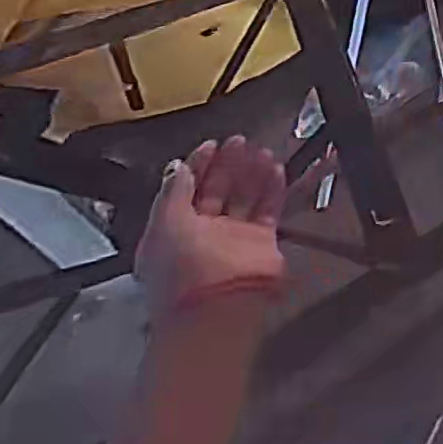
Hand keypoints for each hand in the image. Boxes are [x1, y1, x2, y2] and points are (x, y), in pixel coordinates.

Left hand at [135, 137, 286, 322]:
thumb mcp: (166, 226)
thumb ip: (174, 194)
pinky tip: (276, 170)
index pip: (185, 190)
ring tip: (262, 151)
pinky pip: (268, 207)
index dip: (196, 166)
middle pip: (217, 190)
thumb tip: (178, 168)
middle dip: (227, 165)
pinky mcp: (261, 238)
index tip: (211, 144)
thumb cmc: (184, 266)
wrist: (220, 302)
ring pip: (244, 196)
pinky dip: (273, 187)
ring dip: (252, 172)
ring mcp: (233, 234)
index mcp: (172, 230)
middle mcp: (202, 231)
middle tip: (240, 141)